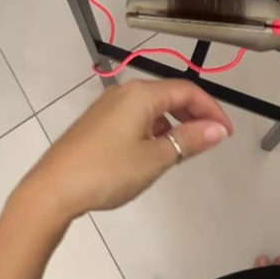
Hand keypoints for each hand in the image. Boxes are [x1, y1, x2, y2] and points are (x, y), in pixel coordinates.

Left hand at [16, 80, 232, 220]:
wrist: (53, 187)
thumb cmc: (107, 171)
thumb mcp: (155, 158)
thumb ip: (188, 140)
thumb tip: (217, 129)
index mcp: (142, 94)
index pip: (187, 91)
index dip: (211, 109)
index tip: (226, 133)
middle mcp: (125, 92)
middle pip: (169, 94)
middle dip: (195, 114)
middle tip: (212, 140)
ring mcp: (109, 106)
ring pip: (152, 106)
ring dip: (174, 122)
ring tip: (186, 148)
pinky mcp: (98, 121)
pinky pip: (136, 116)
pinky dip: (154, 128)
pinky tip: (155, 151)